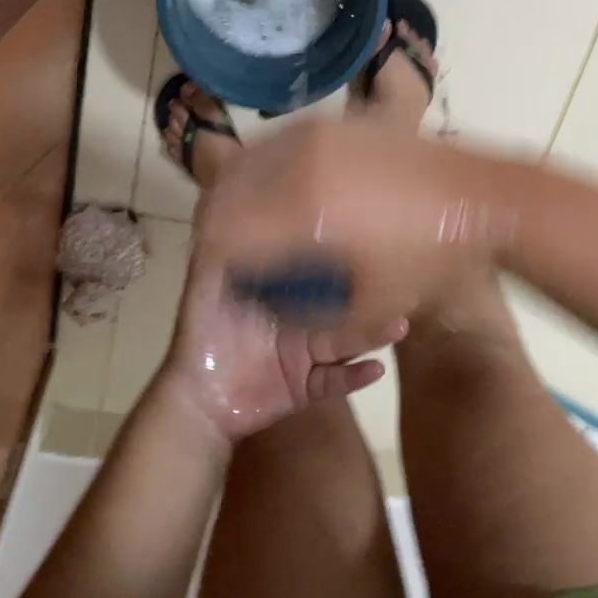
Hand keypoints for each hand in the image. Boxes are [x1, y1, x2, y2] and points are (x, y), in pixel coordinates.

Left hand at [157, 254, 407, 442]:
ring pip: (345, 343)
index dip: (341, 260)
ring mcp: (305, 358)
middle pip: (340, 307)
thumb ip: (220, 249)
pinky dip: (354, 377)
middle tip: (402, 281)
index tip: (370, 239)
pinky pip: (336, 383)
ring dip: (372, 334)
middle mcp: (298, 324)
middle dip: (368, 296)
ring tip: (400, 324)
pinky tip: (376, 369)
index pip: (316, 273)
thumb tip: (229, 199)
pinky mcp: (306, 389)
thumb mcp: (207, 284)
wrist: (195, 398)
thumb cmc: (200, 336)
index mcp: (280, 297)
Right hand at [194, 119, 517, 356]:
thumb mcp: (370, 304)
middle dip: (216, 220)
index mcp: (303, 212)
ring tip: (242, 219)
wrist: (482, 197)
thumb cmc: (429, 259)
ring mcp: (318, 135)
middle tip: (221, 248)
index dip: (209, 255)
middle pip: (226, 189)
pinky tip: (275, 190)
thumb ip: (309, 308)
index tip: (212, 273)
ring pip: (250, 160)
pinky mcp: (335, 123)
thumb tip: (266, 301)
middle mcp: (300, 163)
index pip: (224, 231)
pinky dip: (265, 168)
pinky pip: (279, 143)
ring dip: (236, 191)